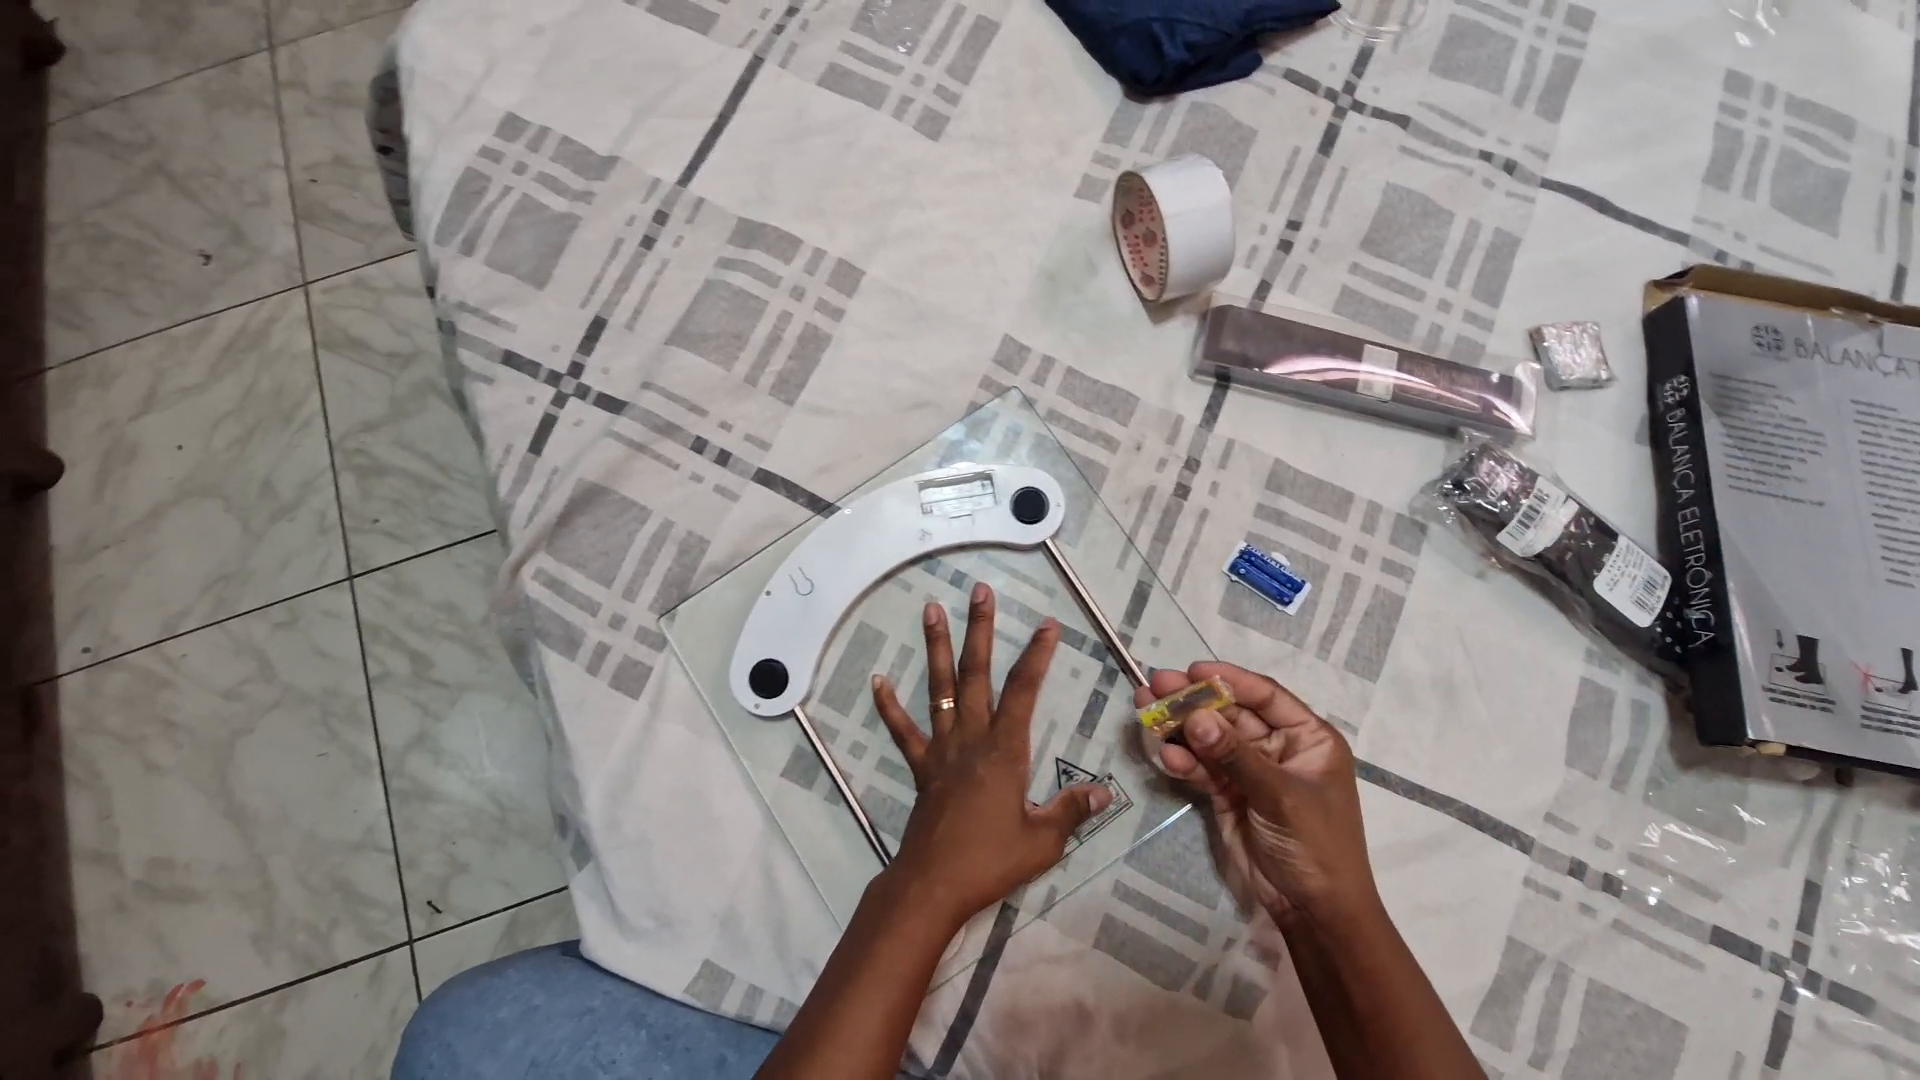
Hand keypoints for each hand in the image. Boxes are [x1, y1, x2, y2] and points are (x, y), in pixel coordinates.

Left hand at [870, 583, 1112, 926]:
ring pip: (939, 687)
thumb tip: (1105, 790)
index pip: (1025, 689)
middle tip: (979, 590)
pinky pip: (903, 730)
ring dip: (936, 647)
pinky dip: (889, 706)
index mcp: (1004, 748)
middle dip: (980, 629)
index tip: (1048, 624)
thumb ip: (1072, 809)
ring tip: (931, 609)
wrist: (934, 883)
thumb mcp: (1044, 839)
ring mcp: (942, 748)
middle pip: (976, 672)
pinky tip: (878, 679)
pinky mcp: (922, 767)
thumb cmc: (991, 860)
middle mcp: (971, 736)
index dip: (1037, 654)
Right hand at [1139, 663, 1375, 922]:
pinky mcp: (1227, 794)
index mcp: (1307, 737)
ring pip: (1209, 738)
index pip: (1265, 695)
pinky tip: (1165, 755)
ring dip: (1179, 726)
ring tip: (1145, 710)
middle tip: (1155, 685)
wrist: (1313, 909)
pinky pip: (1201, 768)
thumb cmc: (1316, 843)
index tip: (1191, 671)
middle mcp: (1278, 747)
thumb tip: (1194, 717)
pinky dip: (1183, 761)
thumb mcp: (1280, 794)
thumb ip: (1234, 754)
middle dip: (1194, 700)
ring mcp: (1249, 770)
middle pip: (1230, 713)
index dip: (1228, 680)